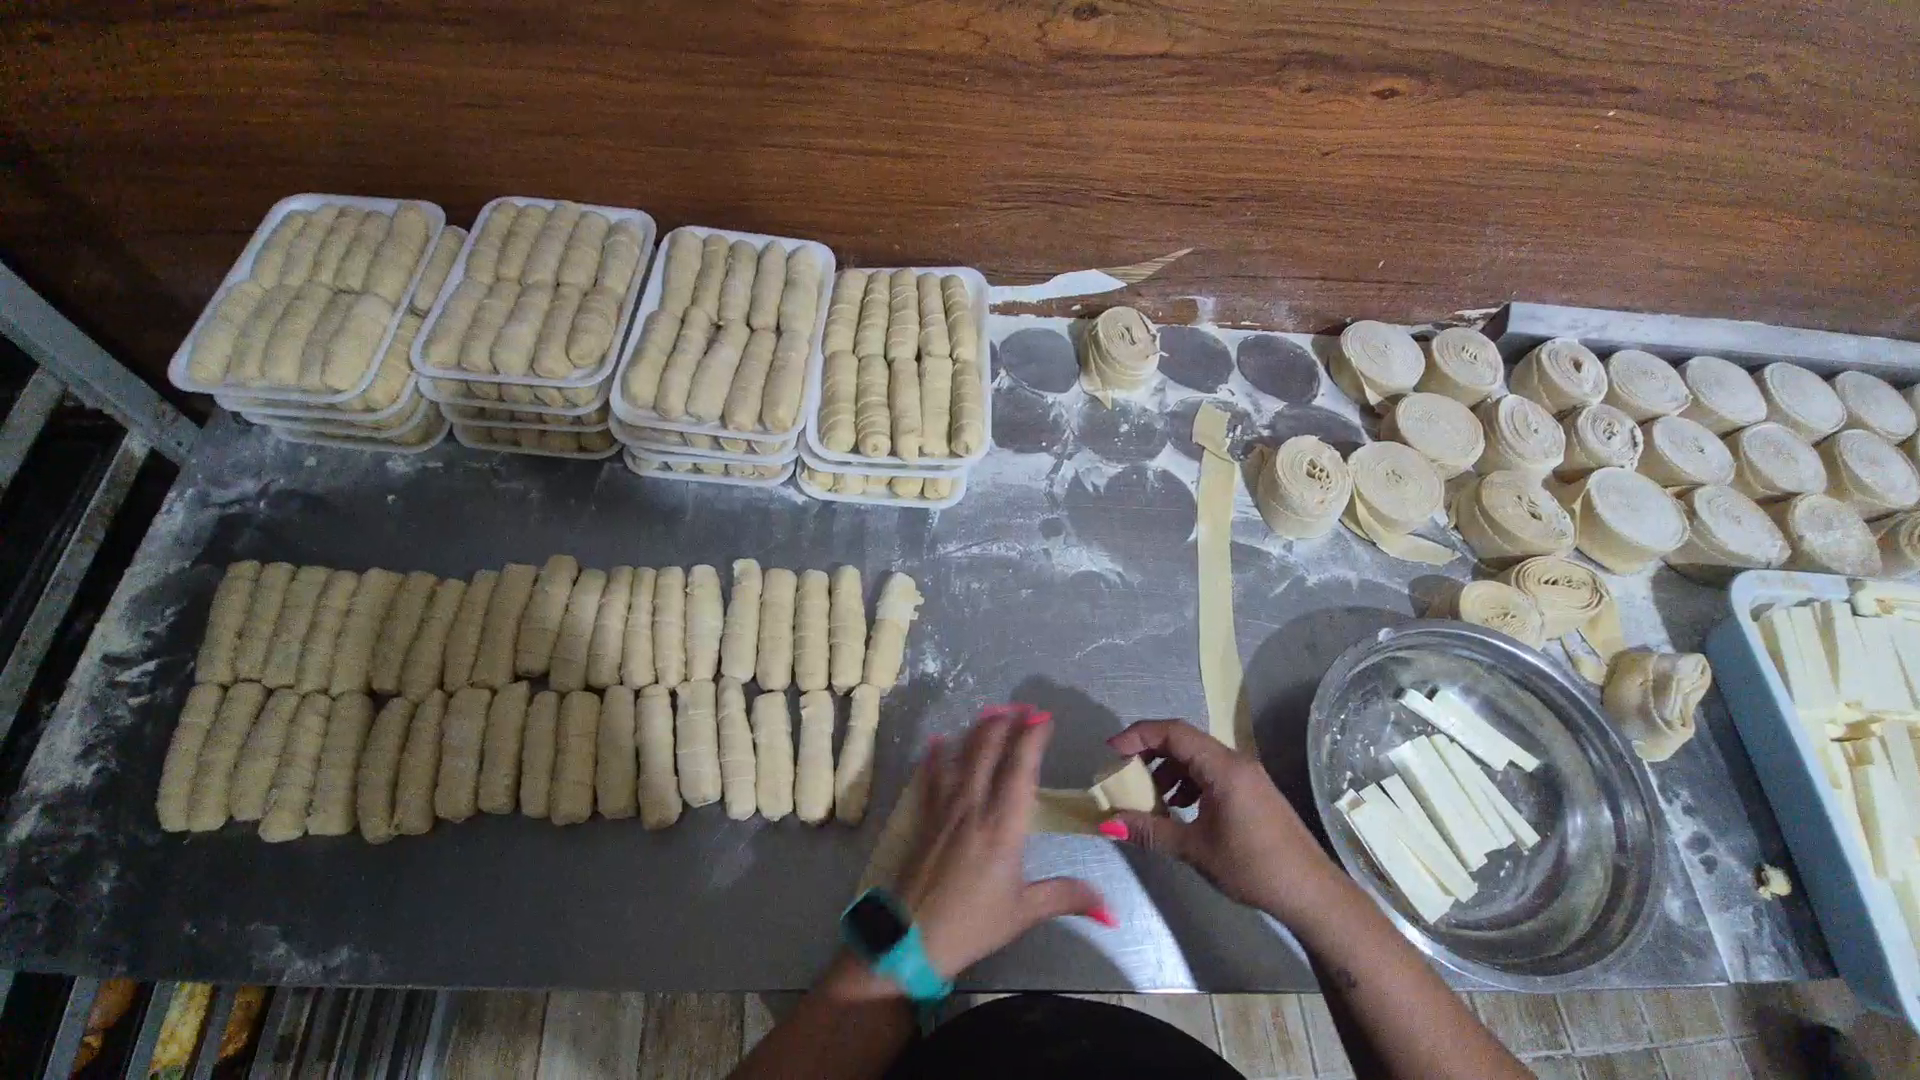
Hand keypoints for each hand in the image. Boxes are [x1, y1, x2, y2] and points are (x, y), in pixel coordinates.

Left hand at [894, 705, 1111, 978]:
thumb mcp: (1024, 912)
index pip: (1020, 769)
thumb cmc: (973, 924)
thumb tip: (1111, 910)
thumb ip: (1066, 898)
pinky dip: (936, 757)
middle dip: (1005, 724)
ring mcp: (945, 810)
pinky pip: (931, 778)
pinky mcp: (924, 819)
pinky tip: (936, 741)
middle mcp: (973, 808)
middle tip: (1020, 706)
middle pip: (988, 752)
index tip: (1043, 717)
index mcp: (1003, 826)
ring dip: (977, 731)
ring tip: (990, 712)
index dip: (1032, 738)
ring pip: (960, 757)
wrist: (911, 938)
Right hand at [1104, 719, 1345, 921]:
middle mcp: (1235, 762)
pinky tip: (1178, 808)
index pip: (1173, 732)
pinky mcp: (1251, 791)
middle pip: (1184, 740)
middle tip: (1123, 772)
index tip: (1111, 750)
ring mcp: (1246, 775)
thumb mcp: (1195, 849)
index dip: (1138, 735)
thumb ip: (1150, 831)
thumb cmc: (1253, 866)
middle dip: (1149, 752)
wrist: (1311, 892)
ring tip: (1149, 796)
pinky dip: (1187, 782)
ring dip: (1168, 769)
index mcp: (1223, 767)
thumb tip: (1108, 822)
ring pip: (1197, 757)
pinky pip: (1211, 772)